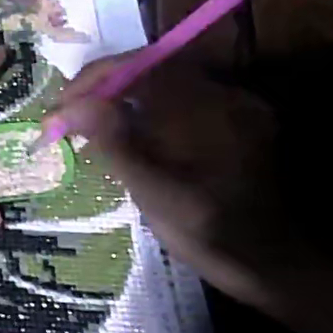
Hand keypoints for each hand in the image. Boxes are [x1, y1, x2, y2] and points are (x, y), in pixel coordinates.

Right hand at [43, 49, 286, 305]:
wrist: (274, 267)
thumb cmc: (209, 231)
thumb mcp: (152, 191)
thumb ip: (113, 141)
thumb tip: (70, 105)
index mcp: (201, 106)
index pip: (136, 65)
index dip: (92, 80)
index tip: (59, 109)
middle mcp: (220, 94)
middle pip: (149, 68)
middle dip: (102, 87)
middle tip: (68, 115)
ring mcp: (230, 106)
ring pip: (163, 84)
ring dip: (122, 98)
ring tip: (90, 127)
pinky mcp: (233, 124)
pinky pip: (179, 102)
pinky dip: (146, 112)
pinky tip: (130, 139)